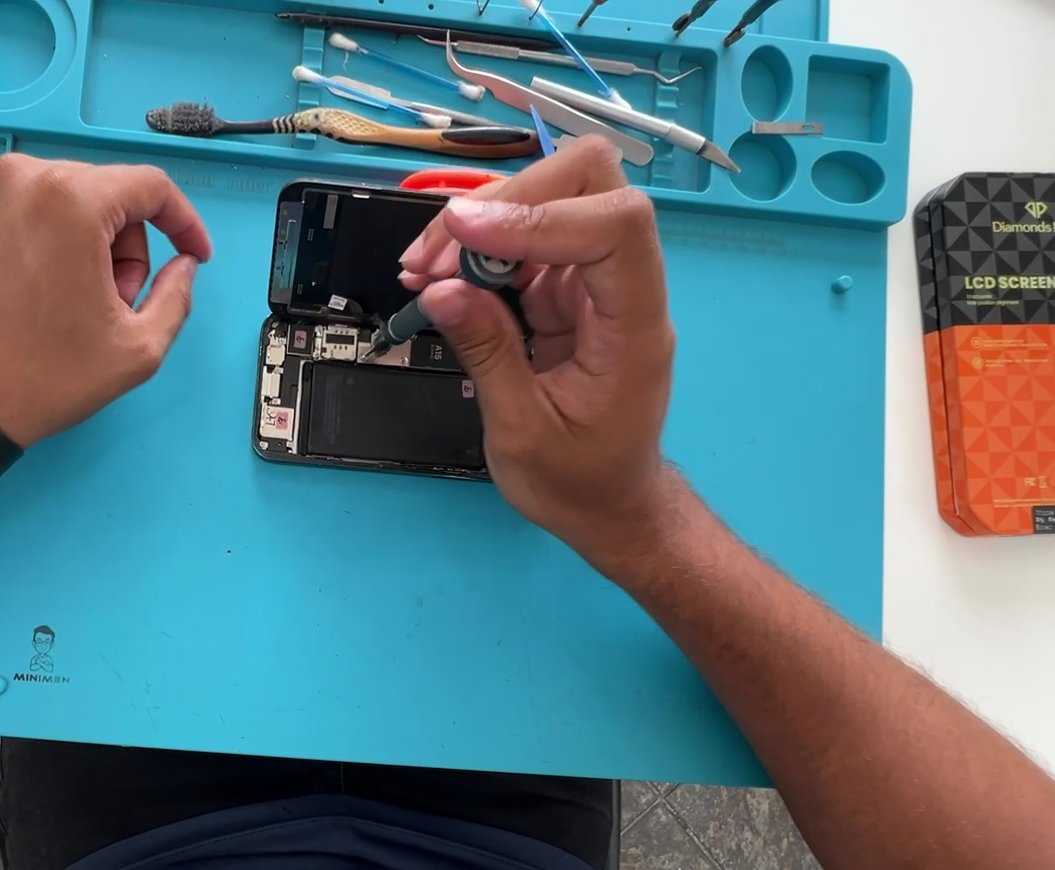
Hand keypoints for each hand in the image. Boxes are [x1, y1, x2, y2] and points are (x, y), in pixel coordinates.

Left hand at [0, 155, 213, 448]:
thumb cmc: (48, 376)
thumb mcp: (139, 348)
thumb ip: (178, 296)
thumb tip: (184, 266)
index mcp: (72, 200)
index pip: (151, 186)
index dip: (185, 222)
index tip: (194, 255)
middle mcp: (25, 179)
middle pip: (110, 195)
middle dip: (129, 249)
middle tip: (119, 306)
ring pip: (70, 203)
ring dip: (90, 249)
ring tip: (78, 307)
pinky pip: (31, 215)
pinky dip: (50, 247)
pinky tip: (45, 297)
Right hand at [397, 138, 677, 561]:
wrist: (605, 503)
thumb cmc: (577, 480)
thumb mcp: (521, 431)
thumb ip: (487, 355)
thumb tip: (441, 290)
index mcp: (635, 327)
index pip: (615, 228)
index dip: (538, 215)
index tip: (459, 237)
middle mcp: (623, 288)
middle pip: (589, 182)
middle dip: (506, 200)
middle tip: (434, 255)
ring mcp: (592, 285)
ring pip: (548, 202)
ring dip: (479, 224)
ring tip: (419, 271)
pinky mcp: (563, 293)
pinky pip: (521, 245)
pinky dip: (475, 252)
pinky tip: (435, 280)